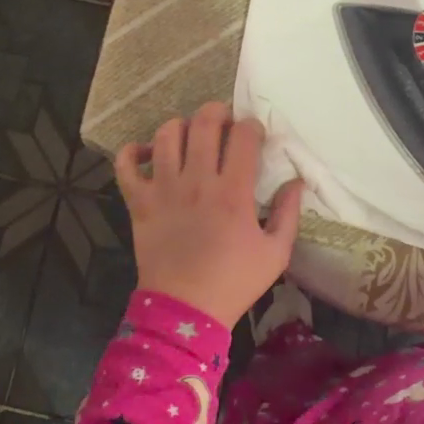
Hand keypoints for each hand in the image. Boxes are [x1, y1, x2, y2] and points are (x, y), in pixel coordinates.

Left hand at [114, 102, 303, 327]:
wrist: (185, 312)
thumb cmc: (234, 282)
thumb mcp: (276, 254)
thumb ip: (288, 213)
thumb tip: (297, 181)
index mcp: (233, 192)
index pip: (244, 136)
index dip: (252, 126)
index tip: (255, 135)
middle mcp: (198, 180)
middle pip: (204, 123)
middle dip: (217, 112)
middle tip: (223, 122)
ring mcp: (164, 188)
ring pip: (167, 134)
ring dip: (180, 126)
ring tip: (189, 136)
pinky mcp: (140, 201)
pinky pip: (126, 163)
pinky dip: (133, 151)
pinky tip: (148, 153)